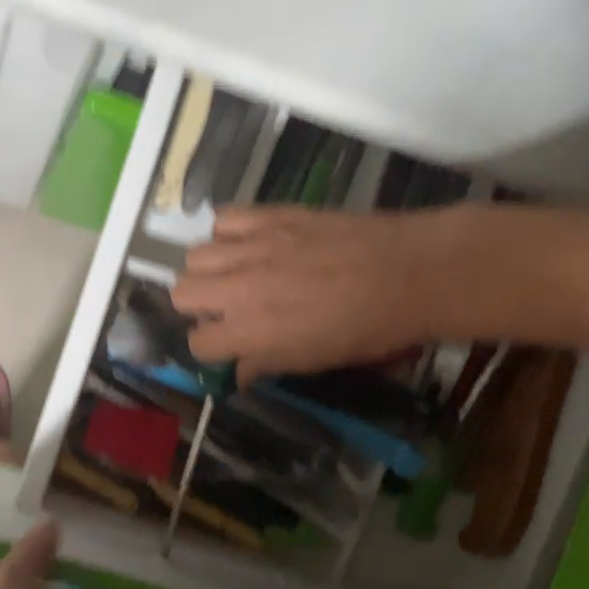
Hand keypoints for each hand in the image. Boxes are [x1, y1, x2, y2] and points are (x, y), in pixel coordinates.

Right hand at [172, 205, 461, 381]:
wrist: (408, 273)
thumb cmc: (365, 328)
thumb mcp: (313, 360)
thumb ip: (266, 364)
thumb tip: (239, 373)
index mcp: (249, 331)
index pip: (196, 342)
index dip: (210, 347)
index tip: (227, 345)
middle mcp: (239, 288)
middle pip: (181, 293)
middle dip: (197, 306)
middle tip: (224, 308)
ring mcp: (252, 247)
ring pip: (195, 255)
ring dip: (208, 269)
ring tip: (234, 273)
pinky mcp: (271, 216)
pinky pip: (225, 218)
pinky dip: (227, 232)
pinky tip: (246, 242)